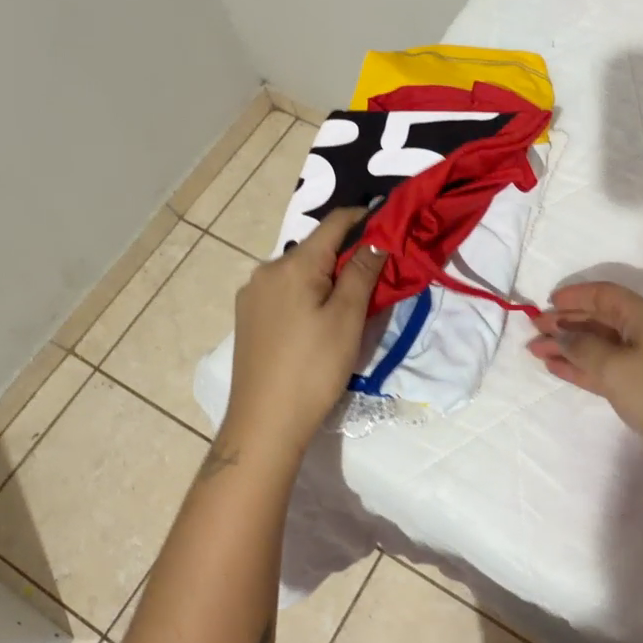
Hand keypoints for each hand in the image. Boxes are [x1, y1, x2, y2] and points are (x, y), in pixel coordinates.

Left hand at [225, 206, 385, 455]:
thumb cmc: (313, 368)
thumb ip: (362, 271)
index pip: (334, 223)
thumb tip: (377, 236)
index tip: (393, 225)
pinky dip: (310, 295)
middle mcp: (266, 270)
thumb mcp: (347, 317)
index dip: (365, 218)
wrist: (264, 423)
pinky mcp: (248, 318)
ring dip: (329, 277)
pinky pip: (286, 292)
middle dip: (349, 255)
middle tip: (380, 274)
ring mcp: (253, 295)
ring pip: (301, 273)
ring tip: (354, 302)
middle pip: (317, 249)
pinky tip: (321, 320)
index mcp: (292, 265)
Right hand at [526, 281, 642, 470]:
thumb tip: (561, 334)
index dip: (574, 296)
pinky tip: (557, 368)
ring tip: (536, 352)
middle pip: (599, 319)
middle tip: (532, 331)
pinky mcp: (642, 384)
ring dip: (568, 347)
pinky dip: (581, 365)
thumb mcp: (615, 368)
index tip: (545, 302)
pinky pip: (605, 366)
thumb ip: (583, 348)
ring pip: (599, 345)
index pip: (604, 294)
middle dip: (565, 323)